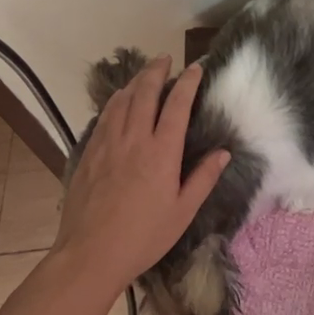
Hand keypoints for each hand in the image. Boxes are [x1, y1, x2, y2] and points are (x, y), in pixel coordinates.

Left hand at [55, 55, 229, 289]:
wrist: (89, 255)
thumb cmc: (143, 237)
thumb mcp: (182, 212)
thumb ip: (203, 179)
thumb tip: (224, 152)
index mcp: (162, 152)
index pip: (178, 105)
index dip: (188, 82)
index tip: (196, 68)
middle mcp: (134, 139)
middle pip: (145, 93)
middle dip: (156, 71)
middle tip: (165, 59)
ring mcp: (108, 144)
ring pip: (121, 100)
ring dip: (135, 82)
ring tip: (144, 74)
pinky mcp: (89, 154)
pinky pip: (104, 117)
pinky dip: (115, 101)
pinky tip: (118, 101)